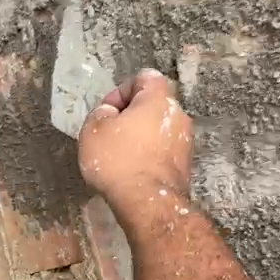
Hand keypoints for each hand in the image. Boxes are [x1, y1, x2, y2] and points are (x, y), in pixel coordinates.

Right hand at [76, 69, 194, 212]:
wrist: (147, 202)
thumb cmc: (118, 161)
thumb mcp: (93, 130)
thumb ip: (101, 112)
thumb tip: (110, 113)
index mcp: (158, 98)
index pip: (143, 77)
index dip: (120, 91)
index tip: (105, 113)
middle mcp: (179, 114)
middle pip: (152, 105)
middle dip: (130, 116)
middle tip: (109, 135)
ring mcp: (186, 140)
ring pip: (158, 129)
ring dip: (139, 137)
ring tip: (119, 157)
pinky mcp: (185, 164)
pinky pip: (162, 150)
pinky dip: (148, 155)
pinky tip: (132, 171)